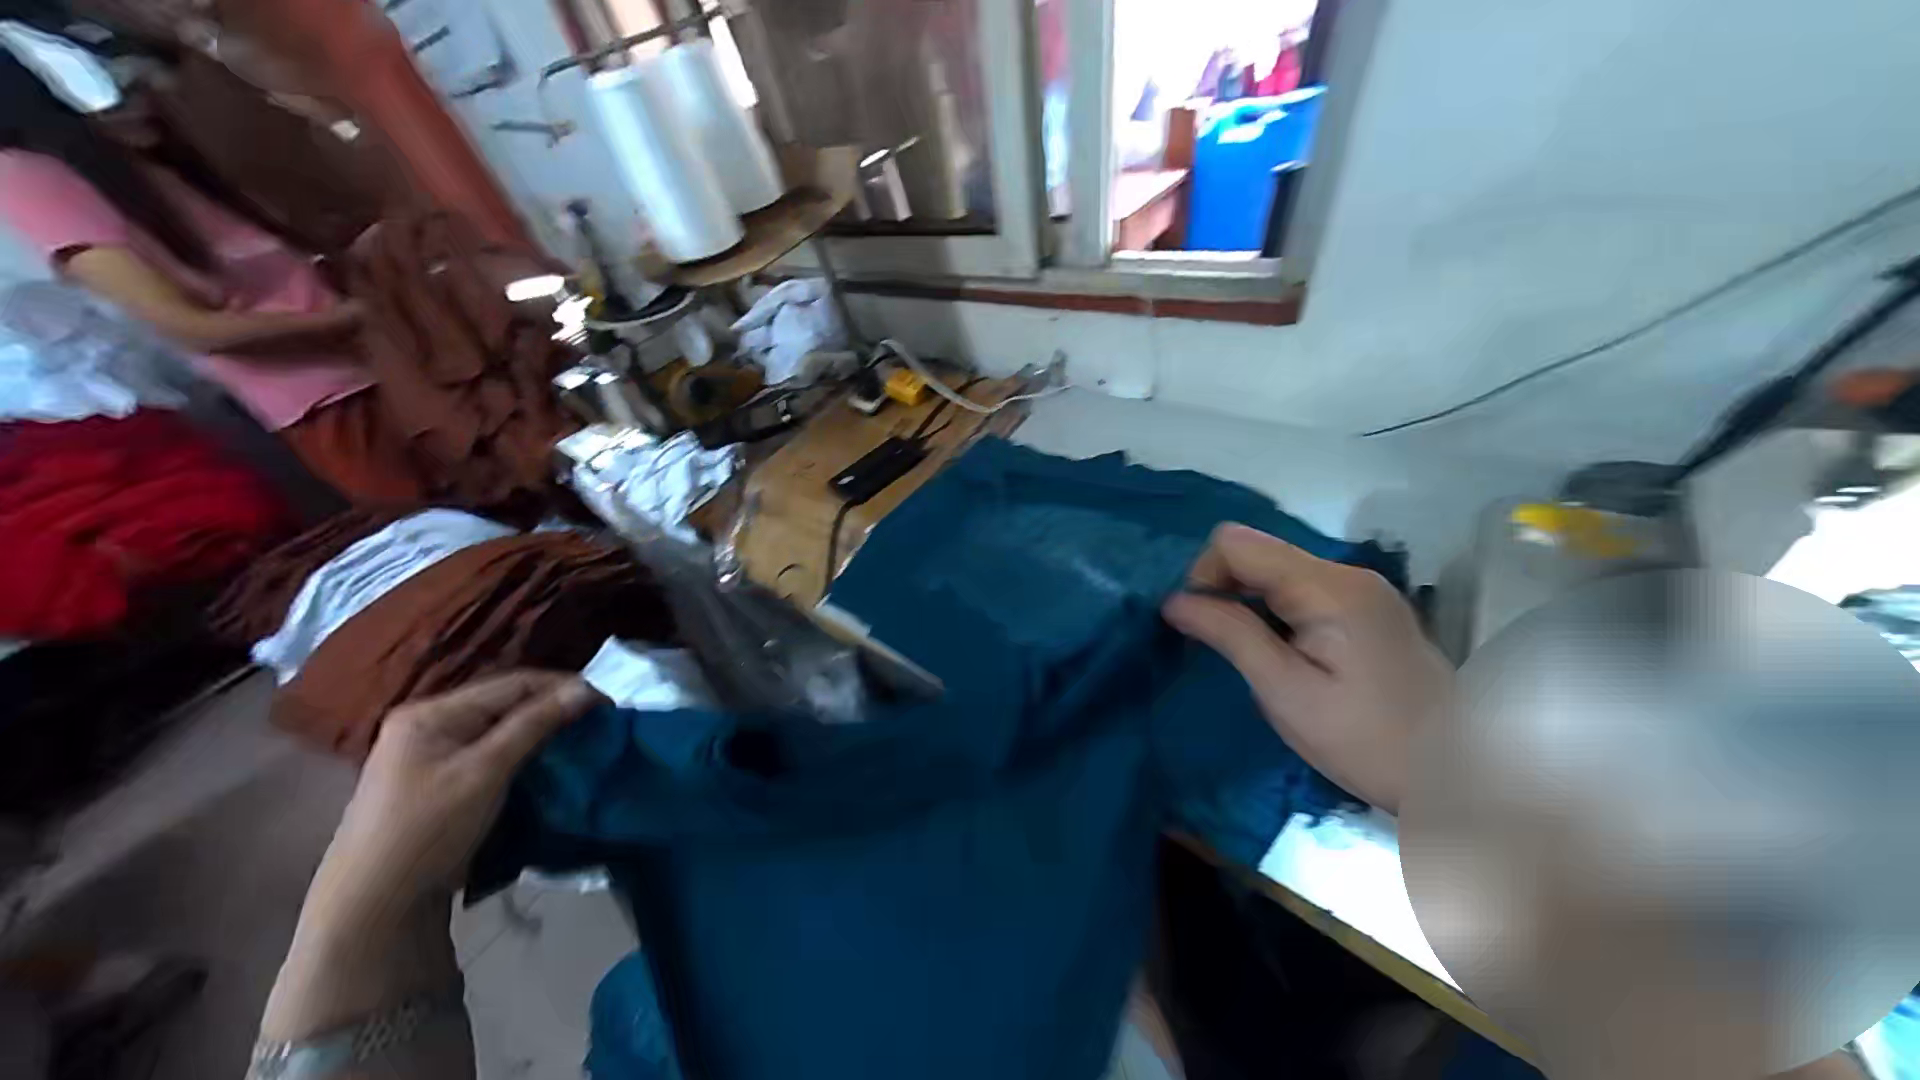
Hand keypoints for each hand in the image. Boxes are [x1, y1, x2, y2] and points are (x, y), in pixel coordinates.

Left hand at [311, 672, 603, 930]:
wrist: (373, 910)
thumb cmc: (427, 830)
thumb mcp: (486, 771)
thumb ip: (536, 724)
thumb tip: (587, 689)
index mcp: (431, 713)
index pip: (513, 683)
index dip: (563, 687)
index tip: (607, 701)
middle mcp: (429, 724)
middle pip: (506, 703)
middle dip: (554, 708)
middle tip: (598, 720)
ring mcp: (431, 753)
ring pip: (502, 727)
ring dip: (542, 730)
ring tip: (581, 738)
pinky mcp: (440, 780)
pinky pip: (493, 751)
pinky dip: (524, 752)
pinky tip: (547, 761)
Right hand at [1161, 524, 1450, 813]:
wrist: (1459, 773)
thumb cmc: (1366, 740)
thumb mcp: (1285, 693)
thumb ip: (1230, 634)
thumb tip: (1174, 601)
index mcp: (1328, 588)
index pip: (1237, 543)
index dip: (1203, 575)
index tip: (1198, 624)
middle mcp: (1344, 572)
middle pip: (1255, 550)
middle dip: (1221, 586)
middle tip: (1215, 641)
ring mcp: (1358, 586)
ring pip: (1273, 566)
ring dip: (1244, 597)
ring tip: (1243, 647)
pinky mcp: (1363, 605)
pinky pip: (1296, 585)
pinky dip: (1269, 605)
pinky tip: (1274, 645)